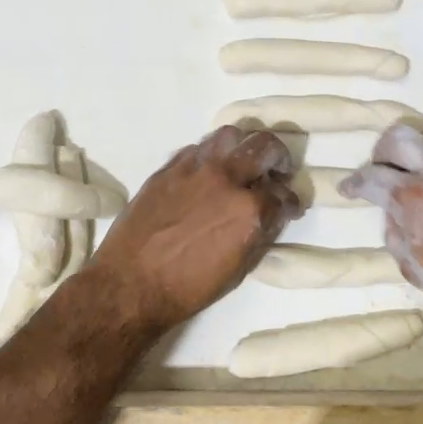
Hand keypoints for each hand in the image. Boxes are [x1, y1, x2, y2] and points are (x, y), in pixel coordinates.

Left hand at [88, 125, 299, 330]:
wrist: (131, 285)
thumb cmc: (188, 289)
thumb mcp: (238, 269)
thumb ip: (261, 234)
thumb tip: (273, 214)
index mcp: (248, 211)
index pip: (283, 194)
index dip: (291, 201)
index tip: (289, 206)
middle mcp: (226, 180)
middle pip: (264, 146)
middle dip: (279, 157)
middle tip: (277, 170)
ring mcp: (195, 169)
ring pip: (230, 135)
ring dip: (243, 146)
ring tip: (242, 162)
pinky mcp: (168, 169)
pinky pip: (197, 148)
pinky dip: (211, 156)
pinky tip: (208, 172)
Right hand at [341, 117, 422, 367]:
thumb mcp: (411, 268)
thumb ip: (395, 233)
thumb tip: (392, 212)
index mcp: (409, 199)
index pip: (369, 176)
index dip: (352, 183)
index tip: (347, 189)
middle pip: (396, 138)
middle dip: (380, 154)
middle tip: (380, 172)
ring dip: (416, 141)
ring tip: (413, 161)